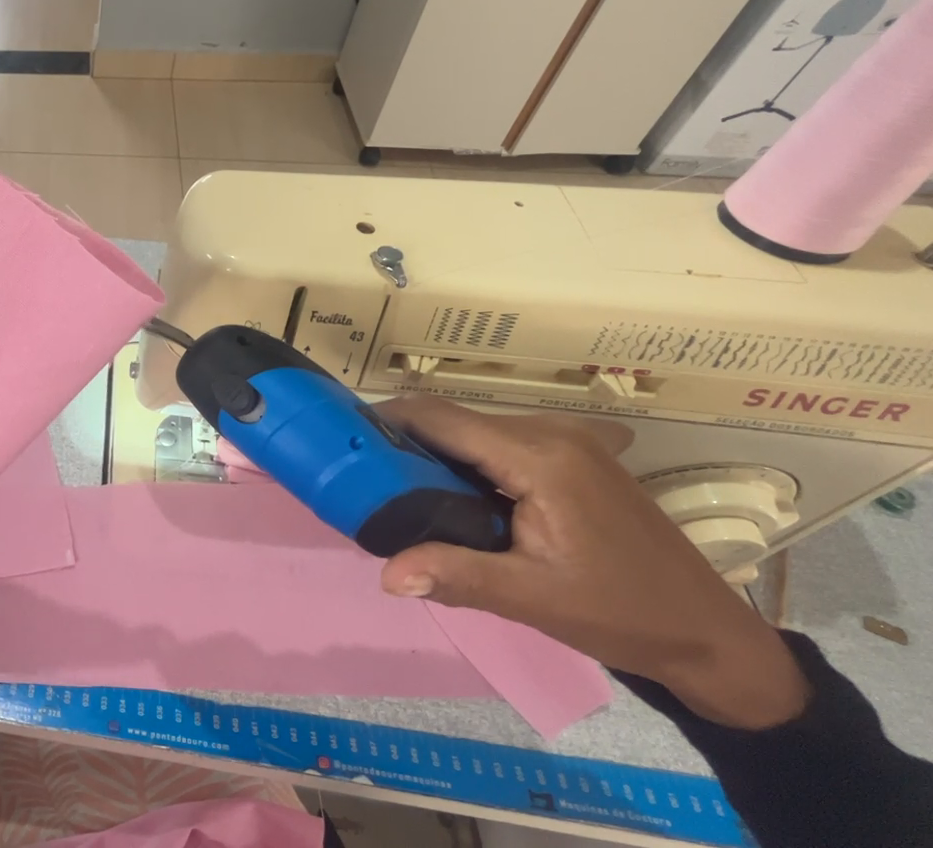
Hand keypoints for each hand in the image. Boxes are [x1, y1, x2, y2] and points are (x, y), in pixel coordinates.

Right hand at [376, 396, 808, 728]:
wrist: (711, 634)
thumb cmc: (623, 614)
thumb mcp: (532, 597)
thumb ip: (455, 574)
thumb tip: (385, 575)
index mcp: (540, 456)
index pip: (440, 416)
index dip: (384, 420)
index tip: (339, 440)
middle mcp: (551, 433)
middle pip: (451, 419)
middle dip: (399, 441)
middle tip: (357, 476)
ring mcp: (566, 442)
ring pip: (471, 431)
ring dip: (428, 453)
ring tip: (389, 490)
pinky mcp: (572, 458)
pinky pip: (496, 445)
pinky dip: (459, 462)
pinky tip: (442, 497)